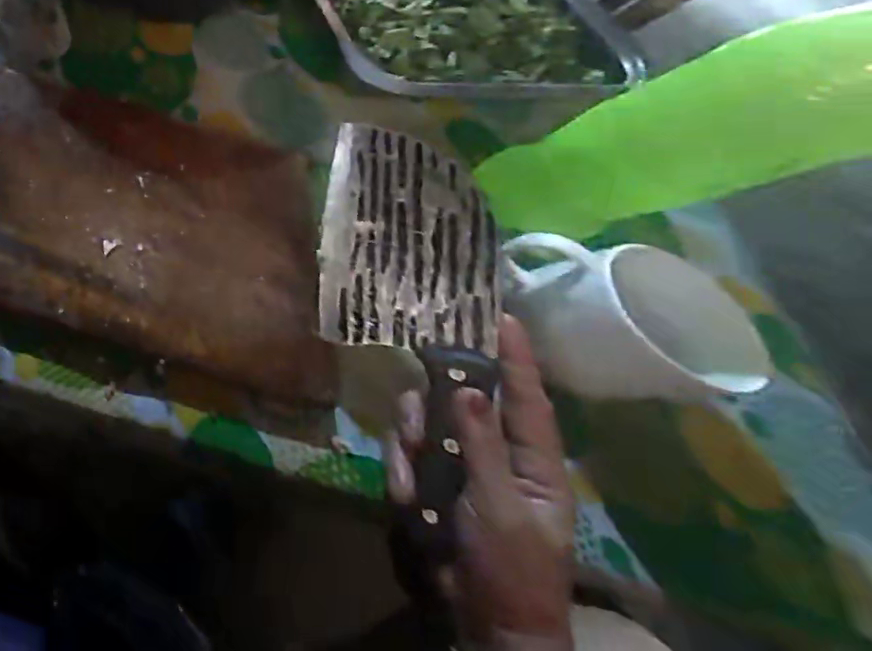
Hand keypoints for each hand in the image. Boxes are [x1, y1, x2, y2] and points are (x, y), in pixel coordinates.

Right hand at [387, 316, 575, 648]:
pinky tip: (406, 497)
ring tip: (411, 474)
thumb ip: (481, 446)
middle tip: (418, 425)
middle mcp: (498, 455)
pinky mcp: (430, 480)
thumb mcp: (499, 506)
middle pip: (461, 404)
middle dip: (434, 409)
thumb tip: (470, 390)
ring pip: (425, 424)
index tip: (503, 318)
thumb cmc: (511, 566)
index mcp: (535, 464)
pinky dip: (399, 472)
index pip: (527, 400)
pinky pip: (405, 454)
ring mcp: (461, 467)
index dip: (516, 359)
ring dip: (410, 444)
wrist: (485, 617)